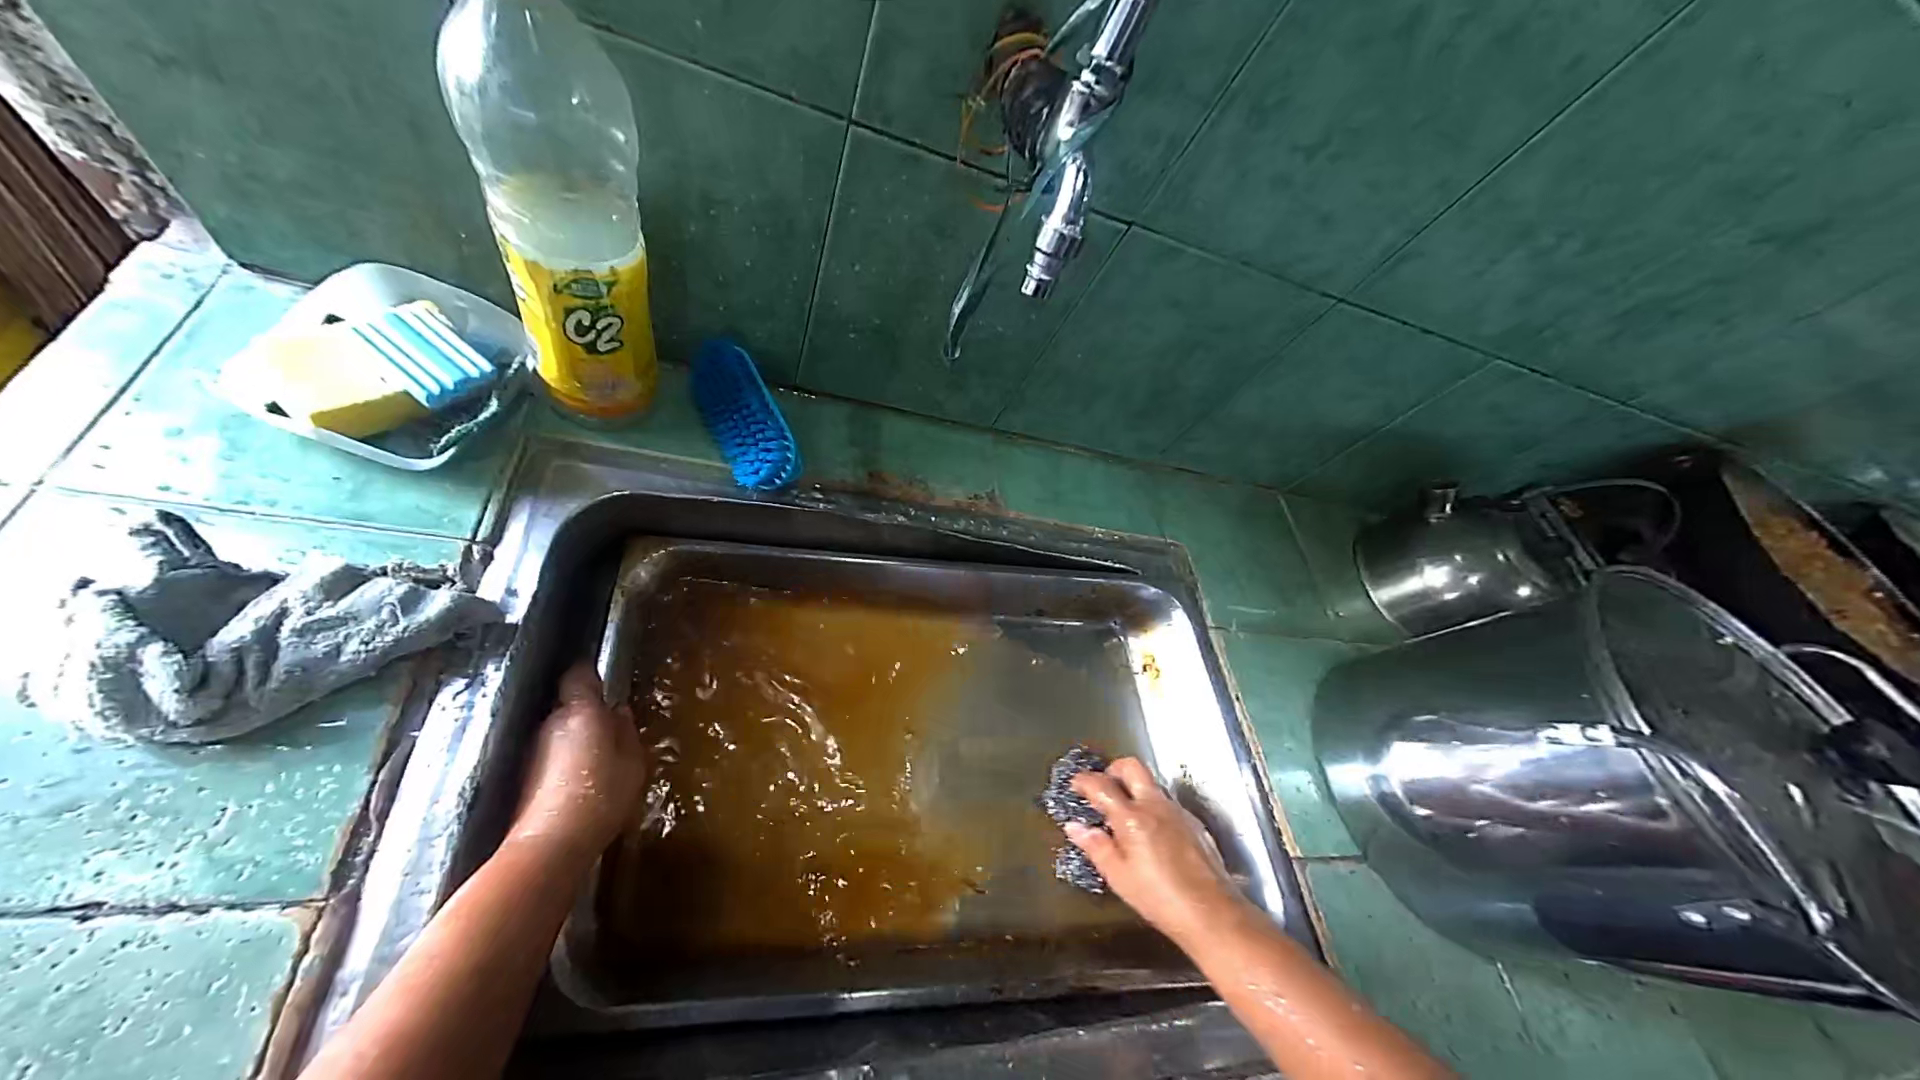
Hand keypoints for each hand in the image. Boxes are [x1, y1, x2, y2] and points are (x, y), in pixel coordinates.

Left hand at [505, 662, 645, 865]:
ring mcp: (532, 749)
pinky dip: (565, 759)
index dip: (593, 673)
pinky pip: (551, 753)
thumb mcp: (633, 761)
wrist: (549, 845)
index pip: (579, 673)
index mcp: (580, 711)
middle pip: (569, 703)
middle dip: (589, 711)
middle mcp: (549, 722)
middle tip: (614, 727)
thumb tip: (619, 711)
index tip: (609, 682)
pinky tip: (582, 780)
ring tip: (601, 757)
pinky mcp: (523, 774)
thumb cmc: (601, 797)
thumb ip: (626, 730)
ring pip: (560, 729)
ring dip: (577, 737)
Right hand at [1065, 757, 1249, 944]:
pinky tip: (1150, 834)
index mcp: (1132, 818)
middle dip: (1113, 770)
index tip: (1075, 784)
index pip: (1101, 785)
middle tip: (1102, 787)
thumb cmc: (1160, 899)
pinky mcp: (1195, 824)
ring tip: (1124, 815)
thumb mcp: (1118, 876)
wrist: (1213, 915)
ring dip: (1134, 790)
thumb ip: (1095, 846)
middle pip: (1131, 766)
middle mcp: (1156, 806)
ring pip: (1151, 784)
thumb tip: (1076, 827)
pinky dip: (1153, 808)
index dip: (1084, 780)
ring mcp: (1178, 812)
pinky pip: (1167, 804)